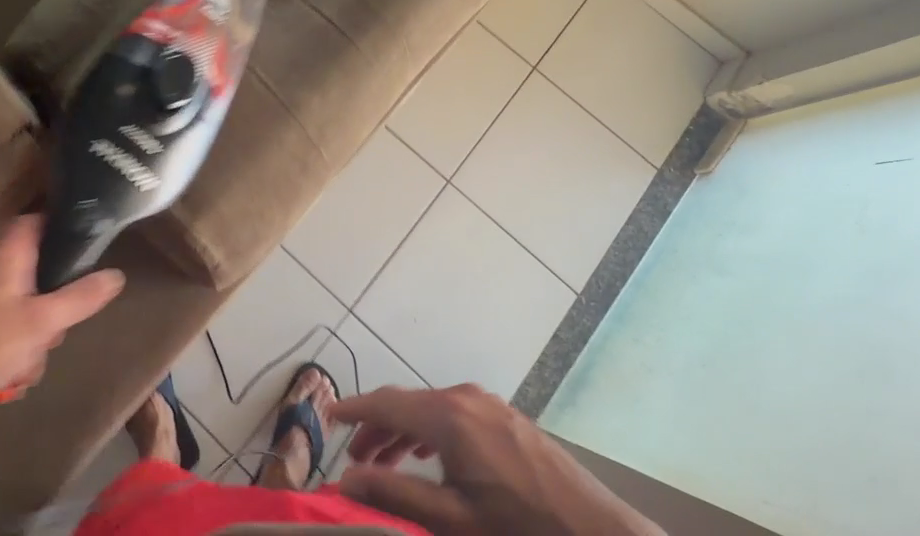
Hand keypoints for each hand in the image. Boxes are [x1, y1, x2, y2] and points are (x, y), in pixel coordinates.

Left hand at [0, 215, 125, 432]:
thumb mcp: (43, 323)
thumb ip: (82, 297)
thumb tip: (117, 274)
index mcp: (8, 253)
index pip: (39, 218)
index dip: (64, 225)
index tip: (90, 244)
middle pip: (40, 270)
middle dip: (55, 304)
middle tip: (57, 327)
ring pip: (28, 307)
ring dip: (36, 337)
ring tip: (28, 361)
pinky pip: (9, 330)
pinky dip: (16, 352)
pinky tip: (11, 376)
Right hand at [330, 385, 663, 535]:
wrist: (593, 531)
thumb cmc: (517, 527)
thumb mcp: (451, 519)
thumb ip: (393, 495)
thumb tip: (344, 480)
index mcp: (448, 416)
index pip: (386, 403)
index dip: (353, 410)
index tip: (326, 417)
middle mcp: (465, 397)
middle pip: (407, 403)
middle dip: (376, 427)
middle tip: (354, 459)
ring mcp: (489, 404)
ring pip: (430, 408)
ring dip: (402, 430)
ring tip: (385, 461)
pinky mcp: (506, 416)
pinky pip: (453, 412)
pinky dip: (429, 429)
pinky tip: (428, 454)